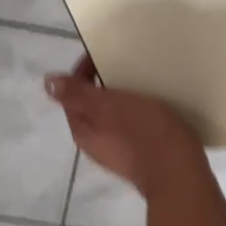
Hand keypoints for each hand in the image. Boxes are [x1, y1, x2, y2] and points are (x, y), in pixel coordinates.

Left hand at [45, 57, 209, 199]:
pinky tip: (155, 105)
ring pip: (112, 116)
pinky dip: (137, 110)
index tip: (103, 53)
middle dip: (104, 83)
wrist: (177, 172)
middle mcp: (95, 142)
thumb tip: (49, 81)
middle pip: (91, 105)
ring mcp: (117, 150)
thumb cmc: (143, 133)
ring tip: (142, 80)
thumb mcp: (109, 107)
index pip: (72, 94)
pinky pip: (131, 125)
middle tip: (125, 64)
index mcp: (83, 129)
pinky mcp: (139, 154)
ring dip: (121, 96)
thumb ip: (78, 95)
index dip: (83, 71)